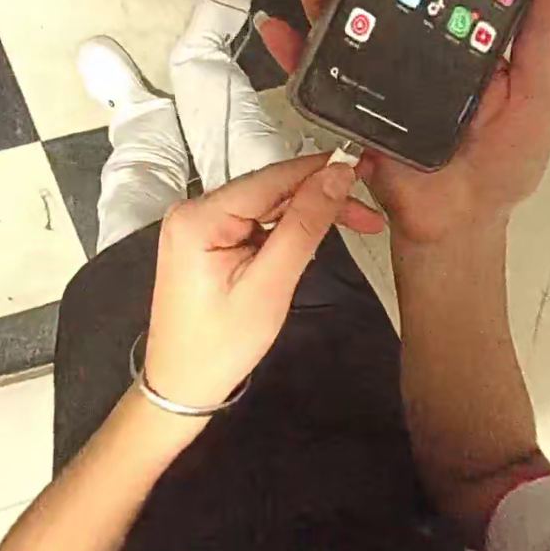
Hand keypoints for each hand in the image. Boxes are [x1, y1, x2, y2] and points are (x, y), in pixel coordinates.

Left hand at [144, 153, 366, 405]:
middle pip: (270, 189)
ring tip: (354, 223)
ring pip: (265, 204)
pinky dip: (285, 229)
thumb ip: (303, 226)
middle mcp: (192, 211)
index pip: (271, 178)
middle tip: (367, 214)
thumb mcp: (270, 286)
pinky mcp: (205, 239)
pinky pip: (253, 221)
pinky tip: (313, 238)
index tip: (362, 167)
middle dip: (320, 196)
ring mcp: (197, 224)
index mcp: (199, 218)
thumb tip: (335, 177)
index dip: (320, 170)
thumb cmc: (220, 345)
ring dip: (307, 213)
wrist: (181, 384)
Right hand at [257, 0, 549, 245]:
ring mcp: (369, 78)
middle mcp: (404, 50)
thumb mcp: (538, 91)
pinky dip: (290, 51)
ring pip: (337, 21)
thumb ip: (542, 32)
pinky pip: (311, 77)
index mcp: (448, 40)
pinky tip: (276, 24)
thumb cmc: (503, 163)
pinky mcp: (343, 107)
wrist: (457, 220)